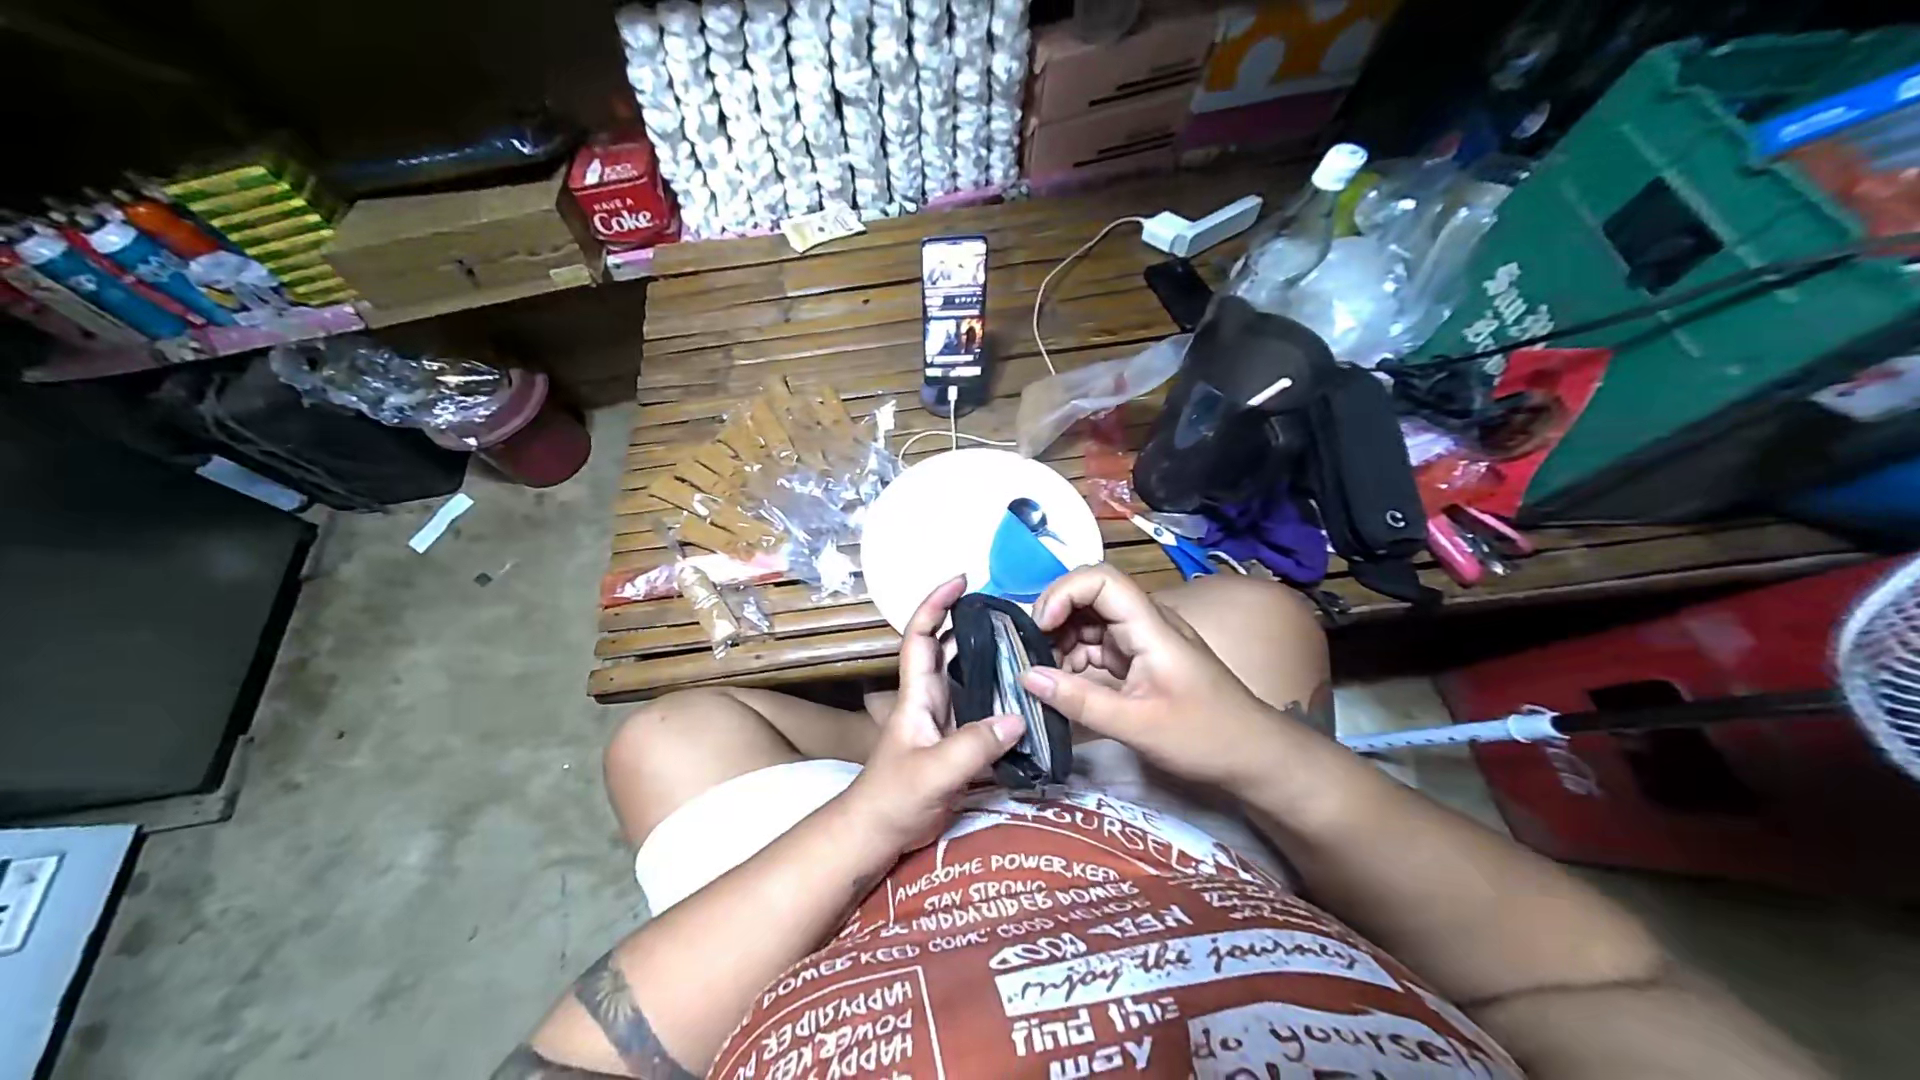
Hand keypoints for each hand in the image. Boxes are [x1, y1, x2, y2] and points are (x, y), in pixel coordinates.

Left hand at [842, 575, 1024, 852]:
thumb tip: (1017, 718)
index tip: (961, 580)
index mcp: (917, 694)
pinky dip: (1006, 700)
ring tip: (1033, 649)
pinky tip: (1032, 699)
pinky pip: (986, 712)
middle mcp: (932, 699)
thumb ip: (972, 747)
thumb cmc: (892, 798)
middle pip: (952, 650)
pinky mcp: (960, 744)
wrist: (879, 834)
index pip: (921, 636)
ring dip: (996, 661)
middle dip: (976, 626)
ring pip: (972, 679)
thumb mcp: (931, 772)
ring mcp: (947, 721)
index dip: (936, 604)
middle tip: (1017, 615)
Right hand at [1018, 564, 1320, 793]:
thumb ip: (1079, 701)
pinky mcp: (1140, 659)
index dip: (1063, 593)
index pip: (1101, 579)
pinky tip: (1064, 686)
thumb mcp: (1136, 725)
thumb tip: (1026, 676)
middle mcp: (1145, 622)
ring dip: (1062, 645)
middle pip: (1089, 597)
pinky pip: (1098, 648)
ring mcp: (1142, 640)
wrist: (1255, 756)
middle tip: (1031, 657)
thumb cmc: (1204, 737)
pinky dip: (1076, 662)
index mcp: (1151, 626)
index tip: (1040, 627)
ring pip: (1089, 623)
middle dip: (1055, 622)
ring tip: (1044, 678)